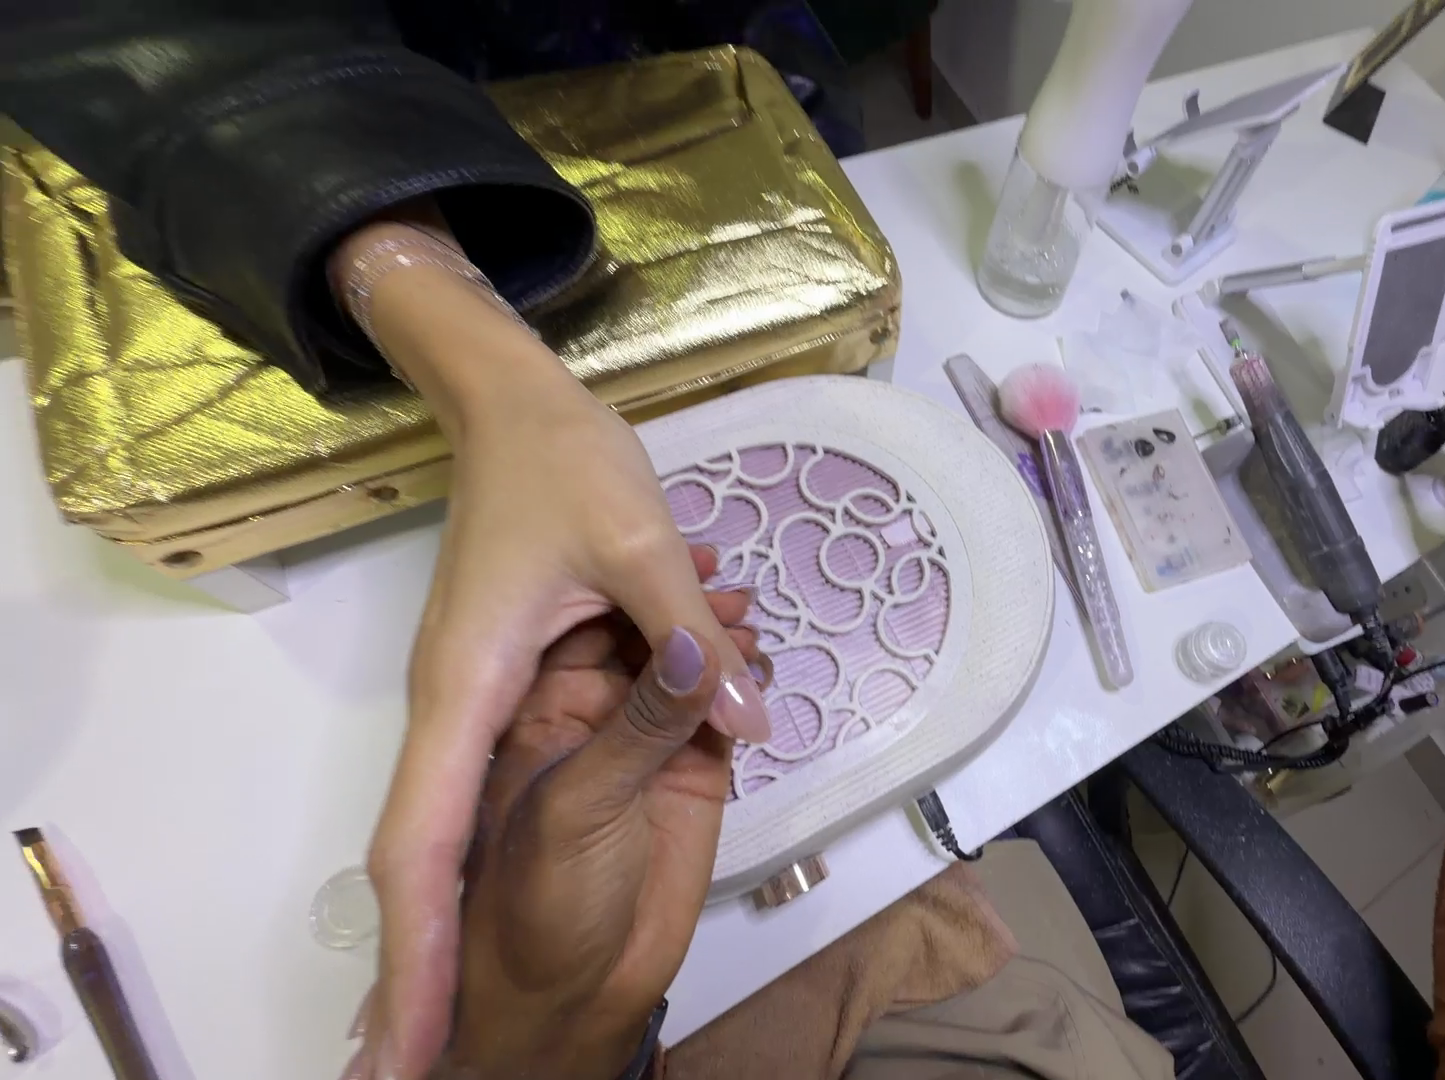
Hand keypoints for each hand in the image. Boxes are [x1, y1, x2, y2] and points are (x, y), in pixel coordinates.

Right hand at [331, 217, 773, 1079]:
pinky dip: (605, 747)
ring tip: (576, 907)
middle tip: (448, 1049)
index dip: (410, 956)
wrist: (524, 401)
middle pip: (438, 842)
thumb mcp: (644, 551)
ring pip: (508, 785)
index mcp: (467, 686)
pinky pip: (553, 726)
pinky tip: (653, 752)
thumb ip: (693, 642)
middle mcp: (461, 699)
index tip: (400, 1060)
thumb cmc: (566, 464)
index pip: (418, 844)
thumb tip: (752, 724)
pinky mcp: (521, 658)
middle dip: (444, 944)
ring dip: (549, 835)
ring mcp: (488, 681)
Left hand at [435, 617, 736, 1079]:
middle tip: (727, 587)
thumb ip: (647, 724)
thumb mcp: (584, 804)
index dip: (623, 593)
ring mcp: (641, 734)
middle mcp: (585, 709)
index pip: (577, 630)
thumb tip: (716, 658)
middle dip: (681, 611)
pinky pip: (717, 707)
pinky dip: (739, 682)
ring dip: (714, 642)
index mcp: (530, 708)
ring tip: (746, 617)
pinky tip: (757, 659)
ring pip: (682, 667)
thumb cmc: (544, 906)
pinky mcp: (689, 762)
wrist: (579, 1001)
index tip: (670, 550)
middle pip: (637, 637)